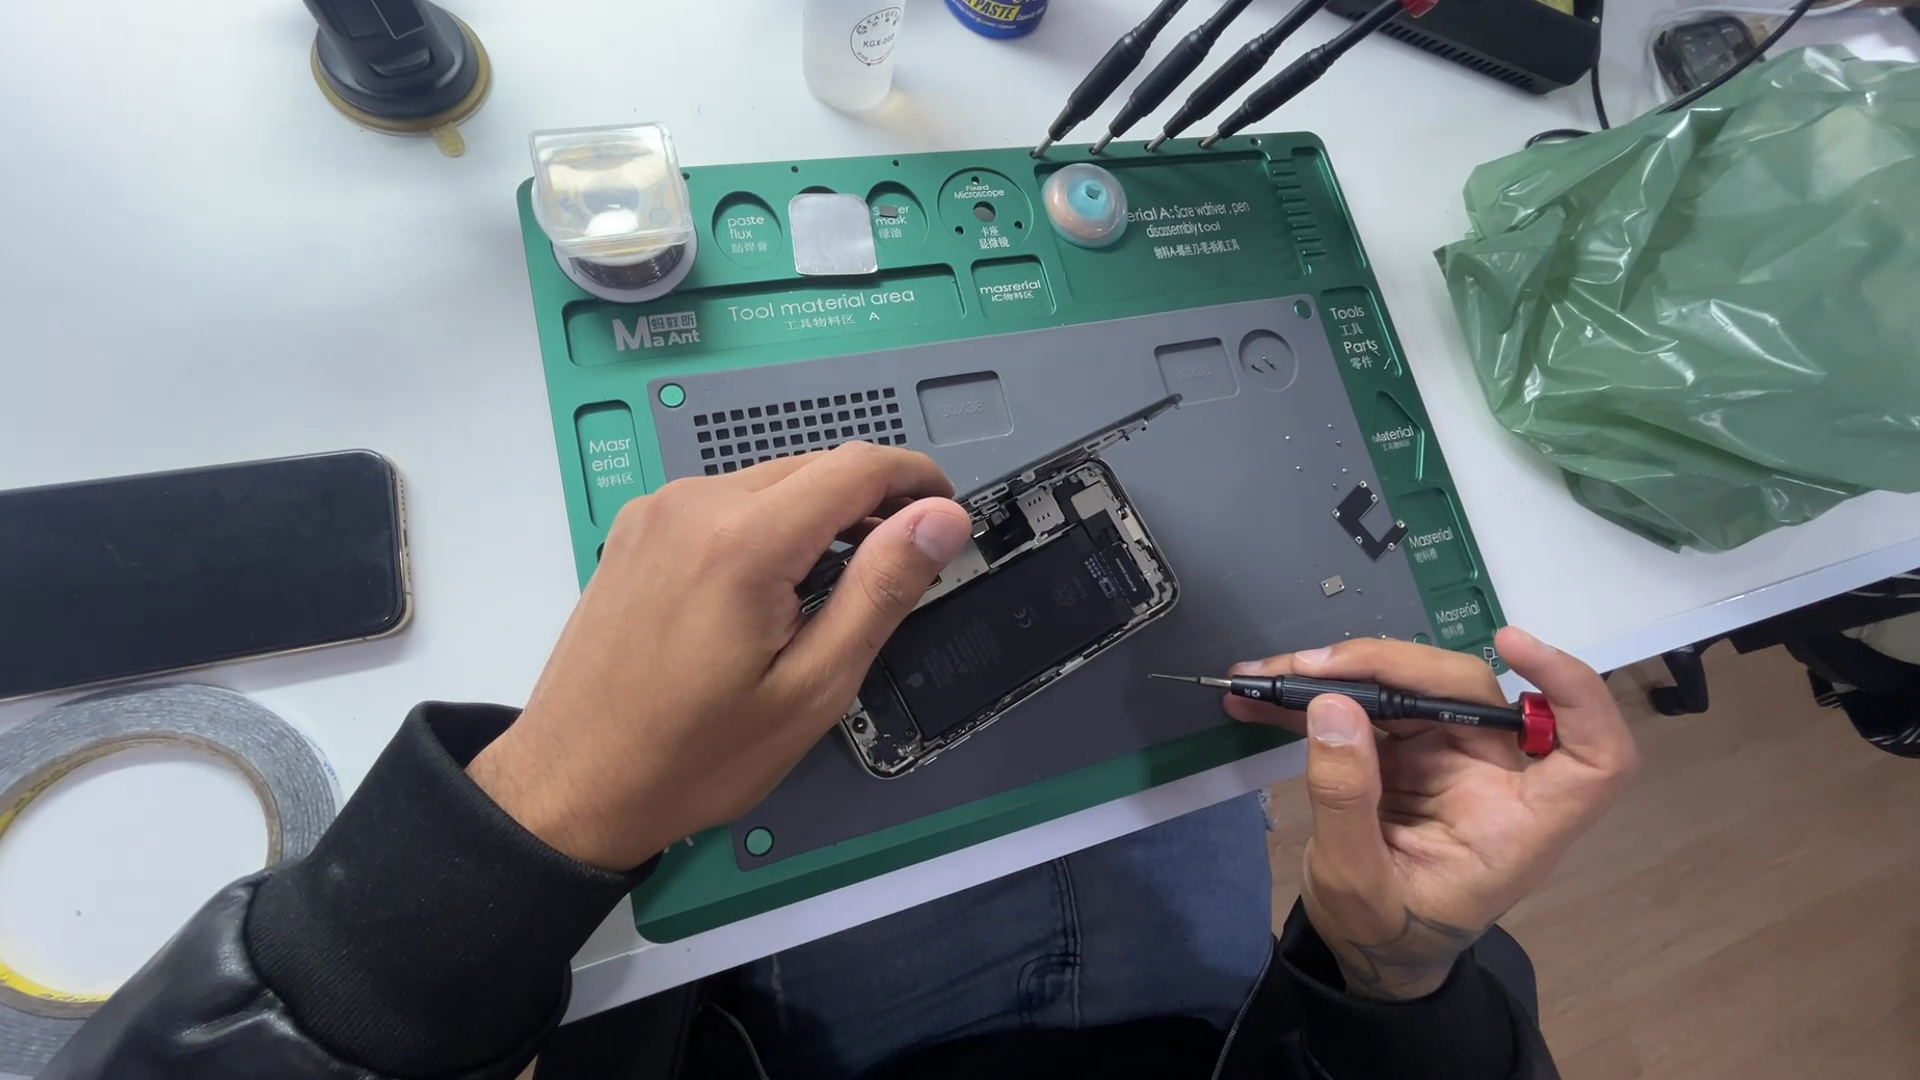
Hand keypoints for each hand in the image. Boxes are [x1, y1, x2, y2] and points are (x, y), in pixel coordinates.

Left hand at [467, 443, 973, 869]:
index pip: (857, 467)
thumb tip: (941, 517)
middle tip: (905, 557)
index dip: (916, 479)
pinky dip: (774, 520)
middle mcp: (694, 502)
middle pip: (816, 466)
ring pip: (773, 480)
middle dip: (874, 497)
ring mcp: (658, 510)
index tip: (945, 513)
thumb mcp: (814, 685)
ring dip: (824, 510)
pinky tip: (778, 577)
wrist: (571, 787)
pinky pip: (729, 500)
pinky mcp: (639, 528)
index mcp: (744, 539)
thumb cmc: (699, 754)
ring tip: (845, 576)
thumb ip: (882, 589)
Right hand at [1227, 627, 1637, 999]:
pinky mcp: (1396, 750)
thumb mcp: (1357, 880)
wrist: (1361, 942)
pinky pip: (1357, 704)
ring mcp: (1441, 757)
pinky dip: (1307, 697)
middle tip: (1308, 668)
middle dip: (1385, 666)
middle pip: (1464, 693)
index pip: (1589, 755)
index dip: (1569, 691)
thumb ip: (1346, 798)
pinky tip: (1259, 694)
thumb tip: (1332, 706)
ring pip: (1402, 686)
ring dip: (1329, 674)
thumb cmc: (1384, 931)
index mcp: (1516, 822)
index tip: (1509, 644)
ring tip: (1262, 676)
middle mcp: (1488, 776)